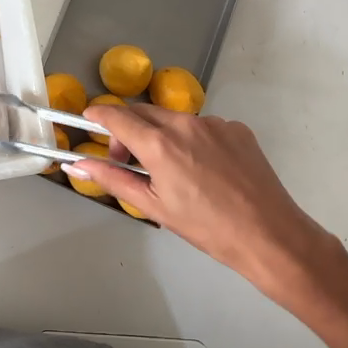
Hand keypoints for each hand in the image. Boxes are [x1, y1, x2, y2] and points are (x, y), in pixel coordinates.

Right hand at [67, 103, 339, 303]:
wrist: (270, 235)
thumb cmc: (207, 228)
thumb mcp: (154, 207)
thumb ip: (113, 179)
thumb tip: (77, 165)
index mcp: (160, 144)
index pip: (117, 116)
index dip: (98, 114)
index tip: (89, 119)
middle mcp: (185, 124)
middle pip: (143, 112)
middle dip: (128, 128)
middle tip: (128, 159)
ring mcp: (214, 123)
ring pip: (173, 118)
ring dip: (160, 134)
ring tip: (172, 169)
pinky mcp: (236, 128)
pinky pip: (202, 126)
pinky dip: (192, 139)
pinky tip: (204, 168)